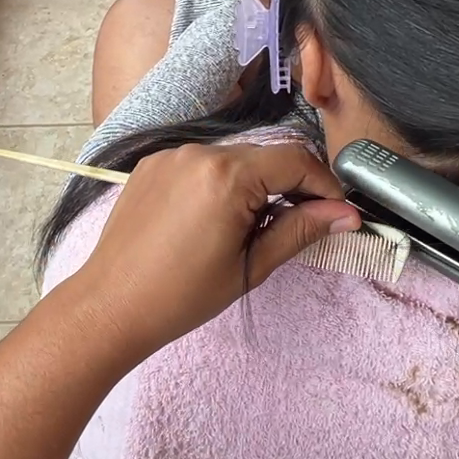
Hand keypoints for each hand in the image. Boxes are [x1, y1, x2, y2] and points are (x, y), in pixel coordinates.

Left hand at [66, 143, 358, 358]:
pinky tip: (213, 217)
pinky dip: (220, 180)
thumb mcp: (250, 266)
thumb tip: (347, 214)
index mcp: (226, 176)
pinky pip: (202, 162)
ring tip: (250, 226)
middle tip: (297, 222)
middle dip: (290, 183)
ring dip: (255, 181)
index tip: (335, 211)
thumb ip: (300, 230)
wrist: (111, 305)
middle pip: (266, 154)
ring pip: (234, 156)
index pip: (295, 158)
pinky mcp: (153, 163)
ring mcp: (172, 154)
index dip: (323, 183)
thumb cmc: (181, 296)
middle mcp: (198, 153)